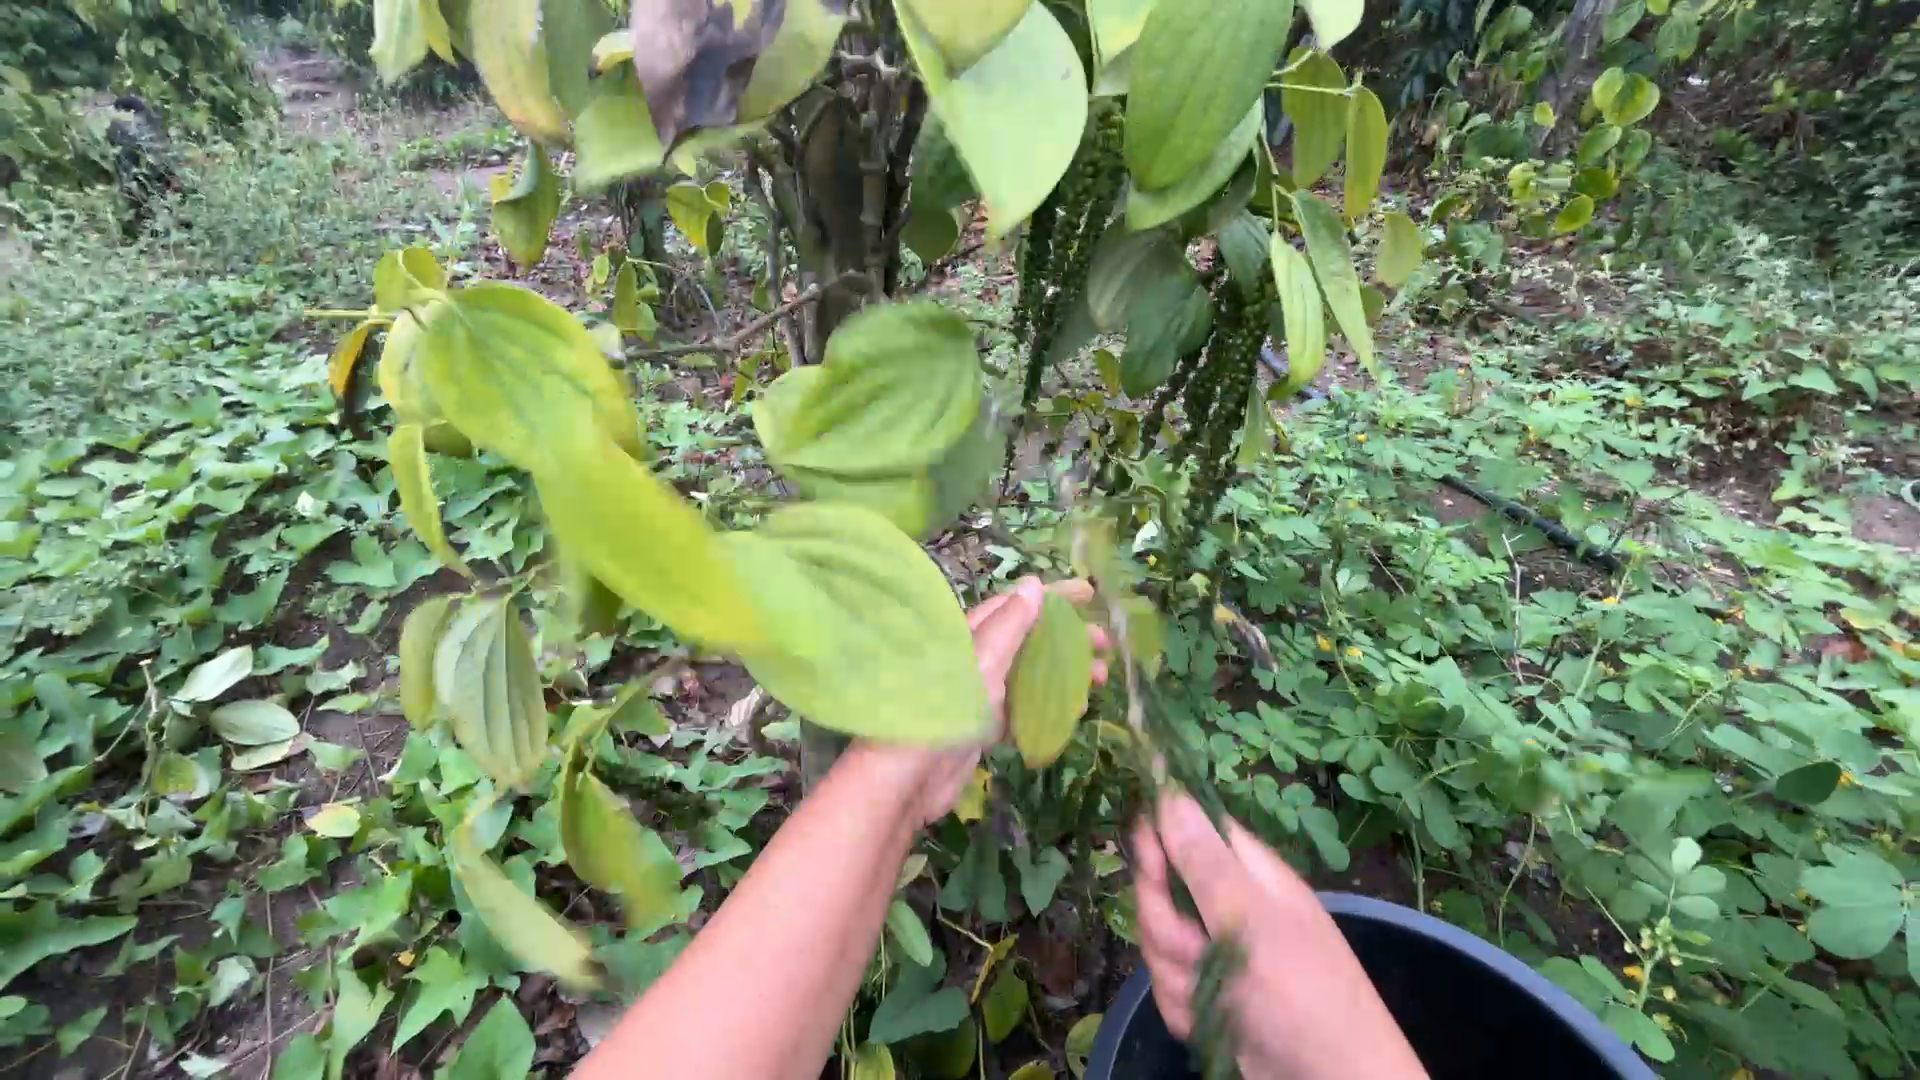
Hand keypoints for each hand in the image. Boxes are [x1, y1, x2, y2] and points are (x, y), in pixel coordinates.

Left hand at [861, 577, 1109, 826]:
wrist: (910, 777)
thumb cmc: (945, 709)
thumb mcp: (983, 660)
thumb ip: (1009, 625)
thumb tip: (1034, 584)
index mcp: (971, 634)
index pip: (1017, 603)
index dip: (1053, 596)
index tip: (1089, 593)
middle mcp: (976, 658)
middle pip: (1029, 639)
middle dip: (1068, 637)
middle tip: (1105, 645)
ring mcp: (981, 694)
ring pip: (1030, 674)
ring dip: (1065, 673)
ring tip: (1100, 680)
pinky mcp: (984, 727)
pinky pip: (1024, 709)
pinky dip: (1049, 706)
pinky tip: (1075, 713)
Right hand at [1132, 793, 1427, 1079]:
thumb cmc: (1304, 994)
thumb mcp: (1251, 921)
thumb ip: (1202, 858)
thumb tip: (1168, 784)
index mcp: (1246, 871)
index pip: (1186, 827)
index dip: (1159, 838)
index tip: (1151, 861)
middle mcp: (1227, 904)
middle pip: (1160, 887)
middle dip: (1166, 923)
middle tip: (1194, 946)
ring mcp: (1215, 950)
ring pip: (1157, 938)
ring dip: (1176, 972)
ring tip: (1213, 996)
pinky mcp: (1205, 991)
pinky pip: (1165, 982)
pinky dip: (1183, 1006)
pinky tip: (1210, 1023)